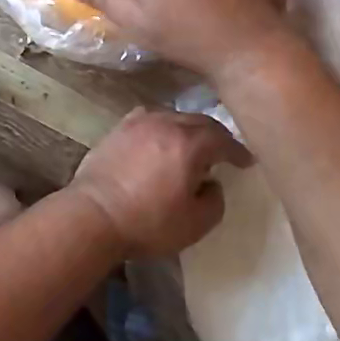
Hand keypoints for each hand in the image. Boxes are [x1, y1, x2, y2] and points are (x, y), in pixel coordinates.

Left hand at [68, 108, 253, 257]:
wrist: (93, 216)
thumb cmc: (148, 223)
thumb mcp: (195, 224)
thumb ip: (215, 200)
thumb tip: (212, 183)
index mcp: (190, 143)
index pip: (223, 139)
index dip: (237, 150)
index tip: (246, 160)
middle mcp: (167, 123)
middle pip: (200, 122)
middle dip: (216, 136)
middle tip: (223, 151)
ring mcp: (140, 122)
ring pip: (174, 116)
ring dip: (188, 128)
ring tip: (191, 144)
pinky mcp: (119, 128)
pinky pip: (150, 119)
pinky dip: (162, 126)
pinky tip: (159, 138)